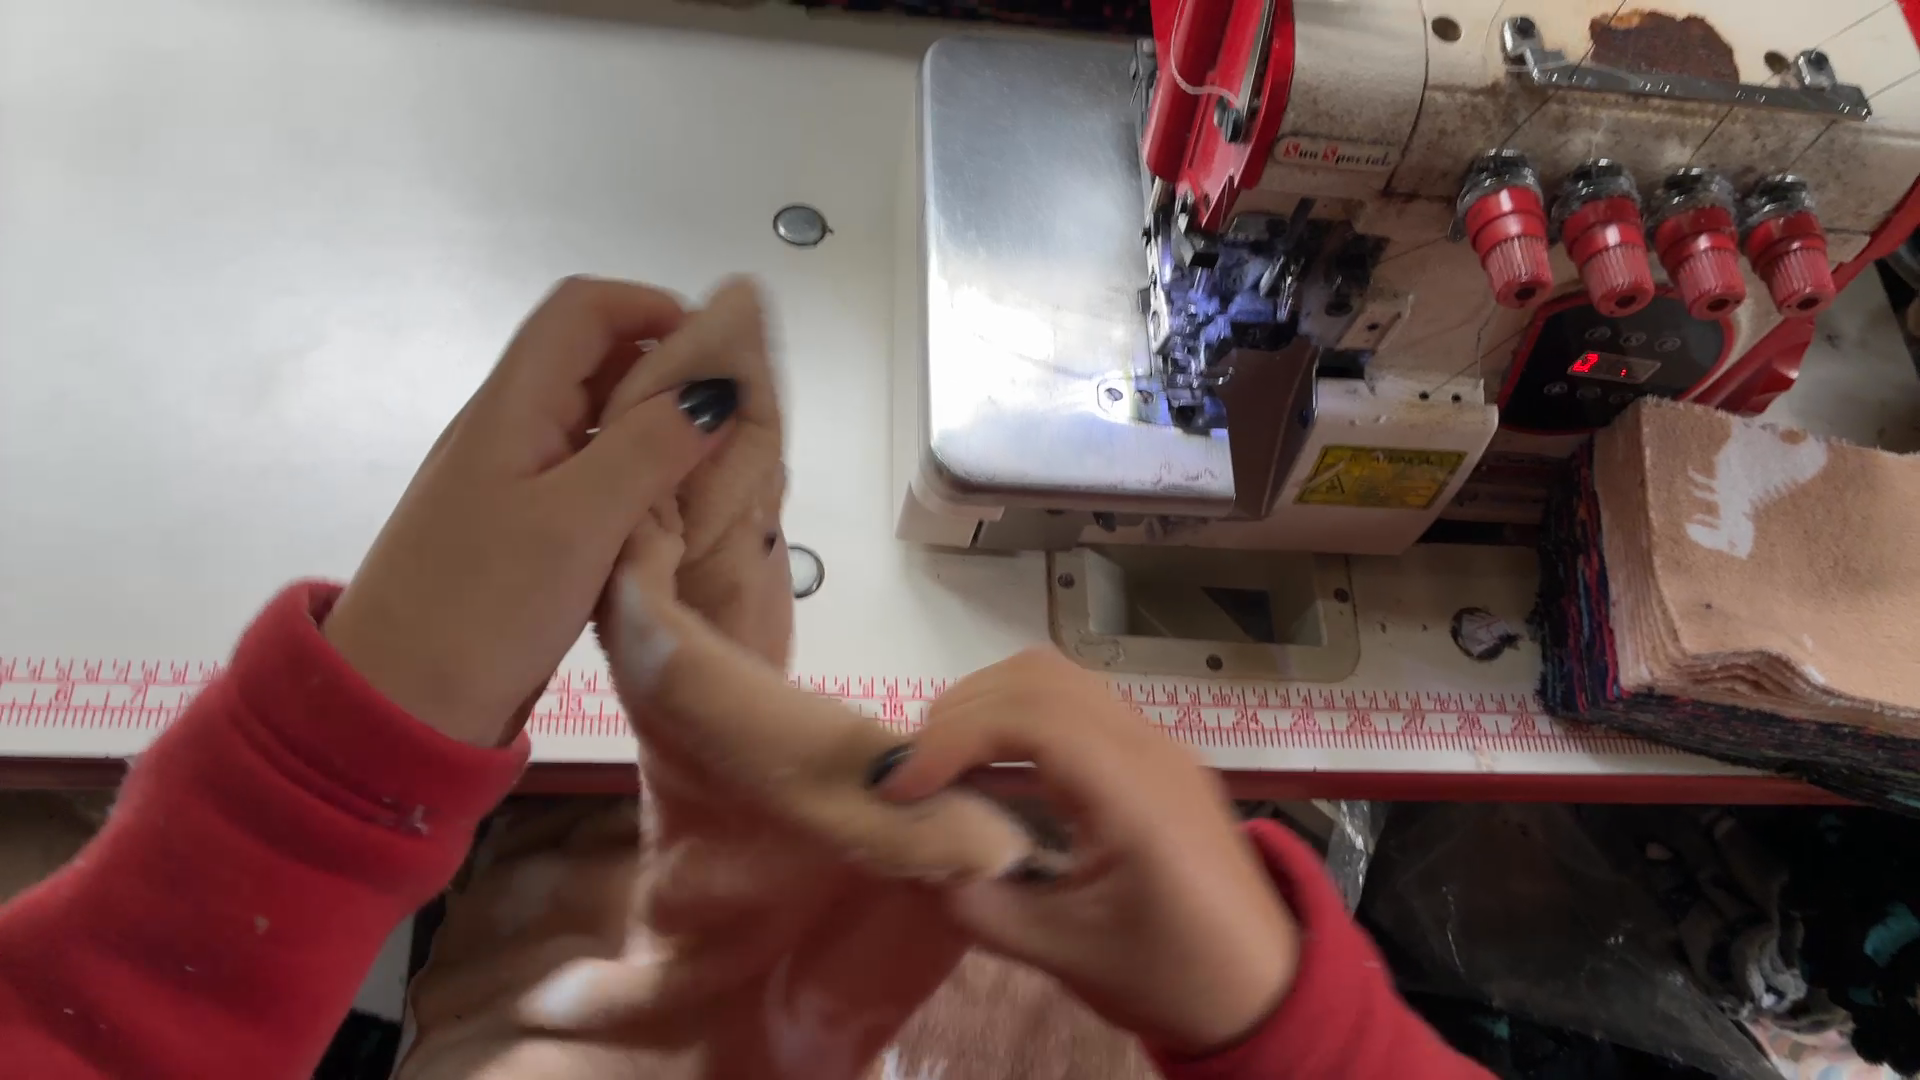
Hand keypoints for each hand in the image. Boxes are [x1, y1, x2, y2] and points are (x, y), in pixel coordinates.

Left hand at [323, 277, 736, 746]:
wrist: (404, 703)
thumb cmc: (487, 603)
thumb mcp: (579, 520)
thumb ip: (651, 447)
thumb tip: (718, 388)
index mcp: (515, 406)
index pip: (585, 309)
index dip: (654, 309)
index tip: (717, 352)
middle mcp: (517, 426)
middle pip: (598, 359)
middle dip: (670, 368)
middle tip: (734, 412)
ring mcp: (524, 476)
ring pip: (604, 418)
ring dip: (663, 423)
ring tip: (721, 457)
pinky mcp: (536, 522)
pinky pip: (600, 470)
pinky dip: (647, 470)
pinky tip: (681, 503)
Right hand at [875, 648, 1299, 1055]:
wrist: (1266, 985)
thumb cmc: (1171, 976)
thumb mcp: (1063, 954)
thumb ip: (976, 902)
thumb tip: (910, 853)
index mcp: (1136, 794)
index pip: (1032, 720)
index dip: (955, 739)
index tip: (901, 786)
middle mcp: (1147, 742)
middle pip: (1038, 678)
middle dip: (961, 712)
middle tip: (915, 770)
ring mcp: (1153, 734)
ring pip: (1055, 675)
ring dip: (988, 700)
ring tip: (946, 757)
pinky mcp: (1149, 742)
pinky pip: (1072, 696)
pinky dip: (1017, 709)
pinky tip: (994, 758)